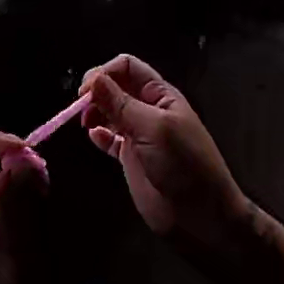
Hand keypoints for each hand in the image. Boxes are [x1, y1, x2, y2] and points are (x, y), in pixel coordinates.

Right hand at [79, 55, 248, 255]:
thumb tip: (94, 78)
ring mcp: (139, 134)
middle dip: (96, 91)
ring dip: (94, 111)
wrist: (202, 216)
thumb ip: (122, 104)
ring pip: (109, 111)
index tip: (87, 91)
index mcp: (160, 95)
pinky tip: (93, 137)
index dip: (106, 72)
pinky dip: (99, 135)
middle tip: (81, 108)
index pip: (128, 67)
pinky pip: (110, 138)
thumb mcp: (153, 128)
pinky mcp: (131, 157)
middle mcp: (148, 109)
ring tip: (85, 123)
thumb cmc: (184, 164)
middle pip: (115, 87)